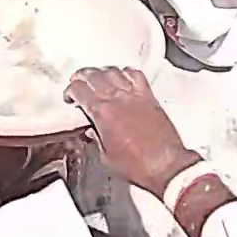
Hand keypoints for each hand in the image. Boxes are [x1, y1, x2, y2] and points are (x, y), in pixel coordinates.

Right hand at [64, 68, 197, 197]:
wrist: (166, 165)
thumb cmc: (137, 166)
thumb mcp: (107, 158)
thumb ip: (96, 138)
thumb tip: (91, 129)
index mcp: (102, 113)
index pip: (79, 90)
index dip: (70, 91)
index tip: (70, 96)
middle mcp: (116, 98)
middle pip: (93, 75)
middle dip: (82, 77)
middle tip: (78, 82)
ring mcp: (133, 94)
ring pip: (112, 70)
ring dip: (101, 72)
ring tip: (97, 77)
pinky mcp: (148, 95)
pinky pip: (134, 74)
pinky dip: (125, 72)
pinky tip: (122, 77)